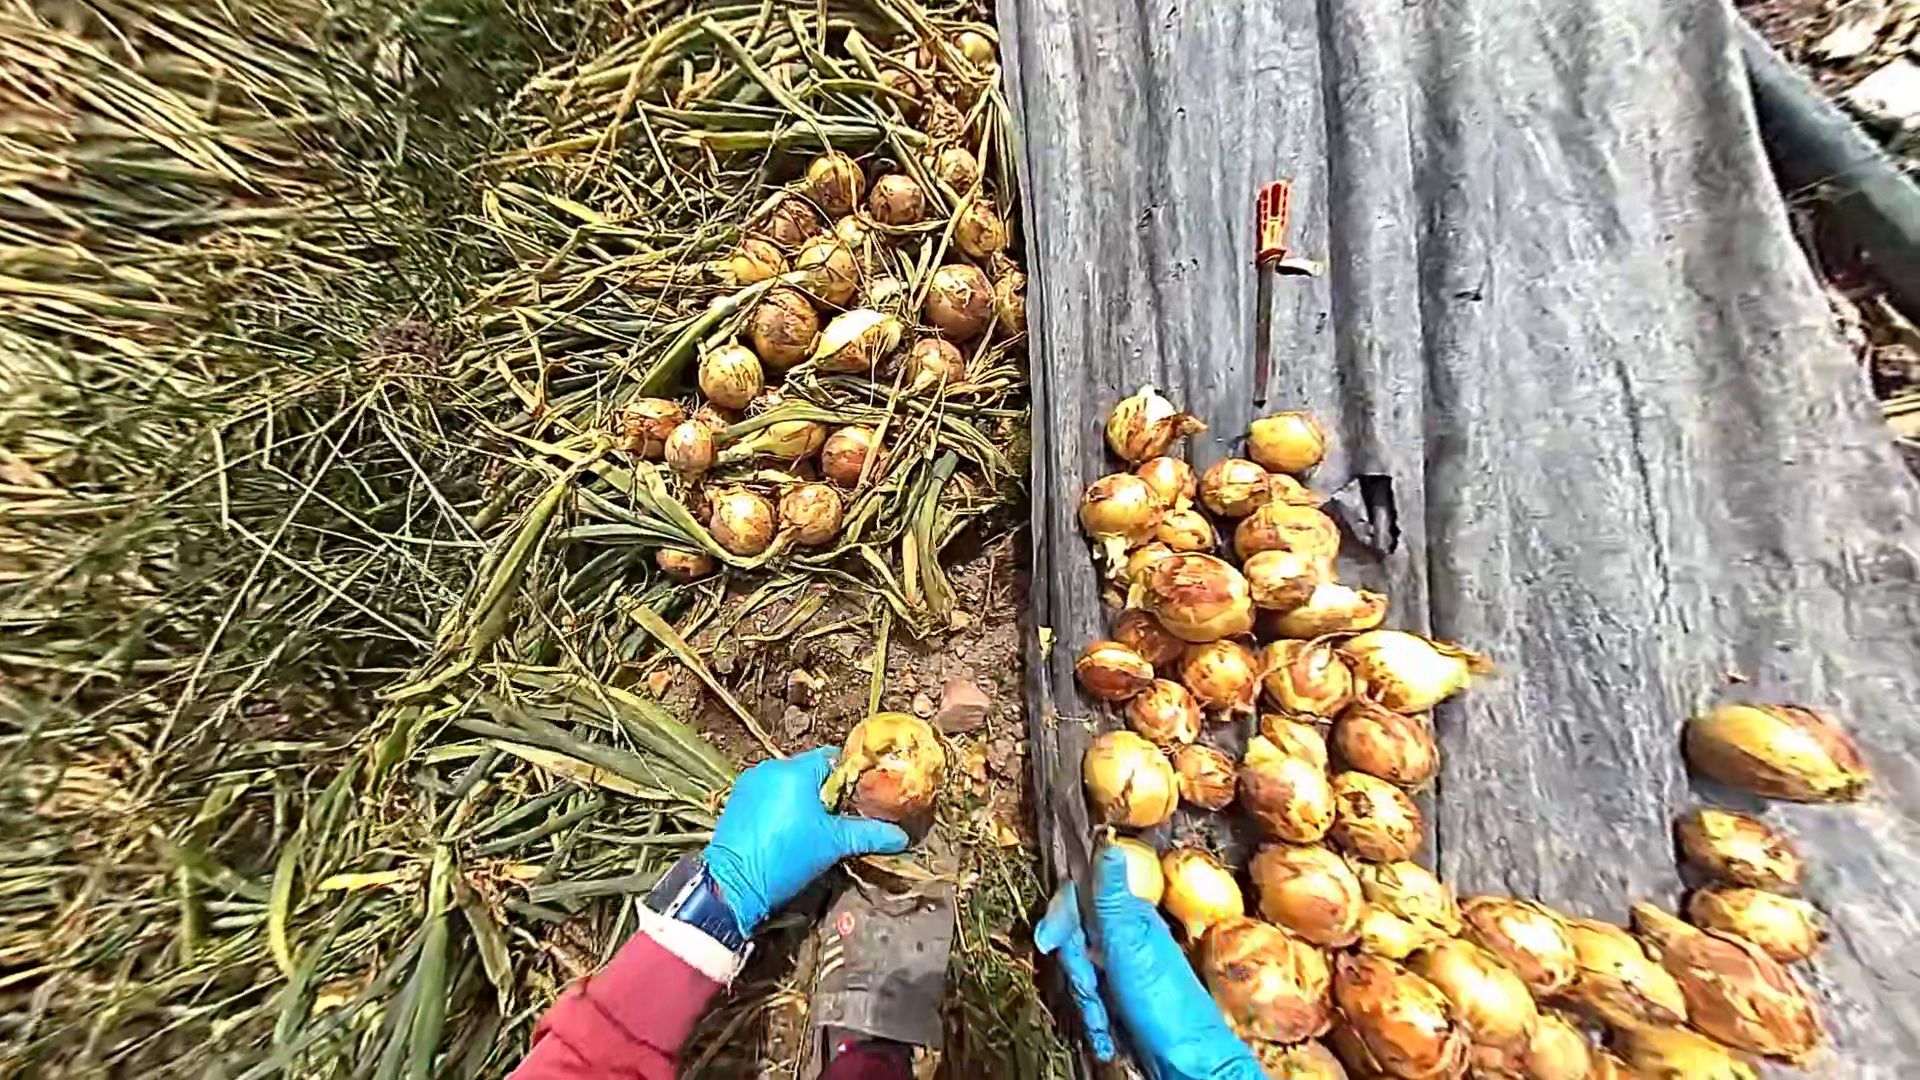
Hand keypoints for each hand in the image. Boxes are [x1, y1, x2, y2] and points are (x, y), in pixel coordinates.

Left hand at [705, 748, 909, 932]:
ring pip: (790, 782)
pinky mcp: (737, 798)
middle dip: (827, 791)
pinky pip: (770, 792)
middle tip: (839, 817)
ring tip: (813, 826)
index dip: (850, 776)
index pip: (833, 758)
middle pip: (812, 770)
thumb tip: (901, 836)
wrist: (730, 888)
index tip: (859, 797)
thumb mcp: (832, 845)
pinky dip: (782, 804)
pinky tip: (787, 829)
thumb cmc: (786, 858)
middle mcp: (772, 767)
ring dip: (803, 798)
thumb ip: (867, 834)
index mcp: (796, 770)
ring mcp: (751, 782)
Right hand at [1035, 846, 1262, 1079]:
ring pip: (1079, 971)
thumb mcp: (1129, 942)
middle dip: (1075, 969)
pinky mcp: (1121, 1000)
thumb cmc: (1161, 1001)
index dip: (1060, 918)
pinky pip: (1091, 1000)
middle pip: (1074, 936)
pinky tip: (1106, 1038)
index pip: (1076, 896)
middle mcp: (1122, 934)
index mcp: (1126, 912)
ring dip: (1085, 1000)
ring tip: (1103, 1024)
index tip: (1047, 941)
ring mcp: (1122, 968)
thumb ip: (1111, 892)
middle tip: (1093, 992)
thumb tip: (1108, 839)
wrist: (1190, 1069)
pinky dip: (1094, 1022)